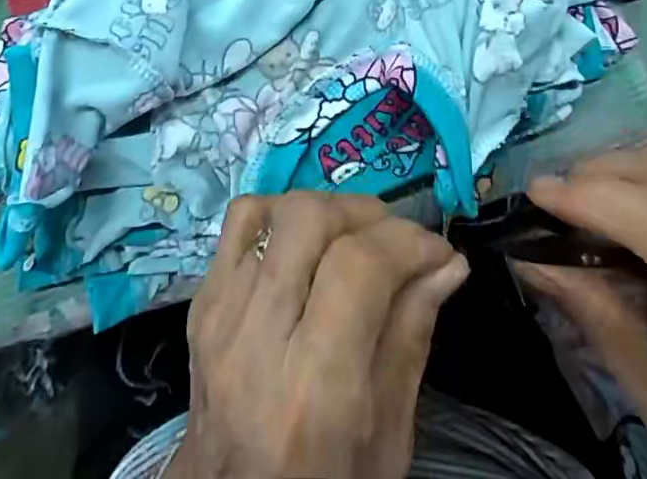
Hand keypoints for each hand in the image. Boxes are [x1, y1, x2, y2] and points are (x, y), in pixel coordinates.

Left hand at [170, 192, 469, 478]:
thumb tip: (446, 263)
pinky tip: (305, 242)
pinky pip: (238, 223)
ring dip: (323, 209)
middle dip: (365, 214)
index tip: (438, 253)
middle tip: (396, 239)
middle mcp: (256, 336)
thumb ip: (412, 338)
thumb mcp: (389, 436)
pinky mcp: (200, 299)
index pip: (357, 267)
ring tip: (353, 235)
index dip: (407, 242)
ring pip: (269, 210)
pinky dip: (280, 215)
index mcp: (313, 387)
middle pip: (308, 220)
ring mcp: (218, 311)